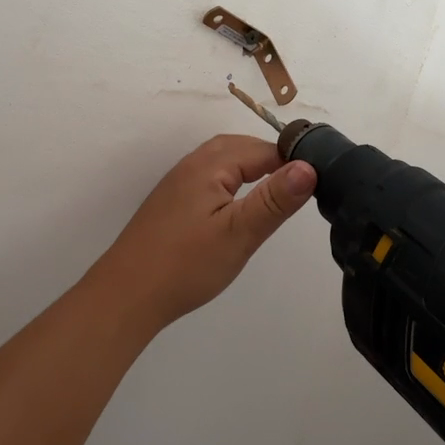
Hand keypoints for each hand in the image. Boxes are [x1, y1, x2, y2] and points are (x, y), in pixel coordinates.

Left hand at [83, 134, 316, 332]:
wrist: (125, 297)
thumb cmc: (186, 265)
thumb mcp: (240, 233)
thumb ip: (275, 200)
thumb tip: (309, 166)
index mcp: (209, 165)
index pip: (262, 149)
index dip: (292, 160)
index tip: (319, 179)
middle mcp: (192, 165)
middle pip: (240, 147)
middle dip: (272, 158)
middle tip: (300, 183)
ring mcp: (177, 184)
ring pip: (222, 161)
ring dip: (251, 167)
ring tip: (275, 192)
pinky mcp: (170, 203)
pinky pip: (209, 177)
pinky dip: (232, 180)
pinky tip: (237, 205)